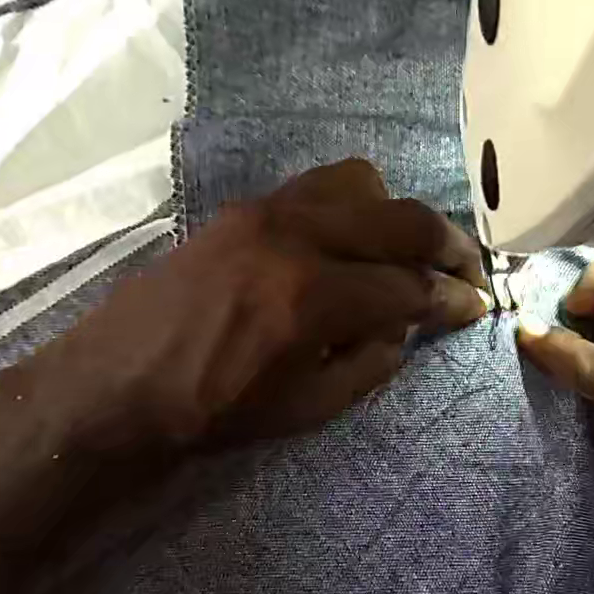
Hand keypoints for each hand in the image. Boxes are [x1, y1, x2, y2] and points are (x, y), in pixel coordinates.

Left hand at [28, 158, 488, 451]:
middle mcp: (297, 237)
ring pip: (361, 182)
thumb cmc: (217, 410)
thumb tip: (406, 324)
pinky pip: (318, 186)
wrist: (116, 385)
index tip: (478, 306)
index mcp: (315, 298)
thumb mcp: (313, 406)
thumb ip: (375, 361)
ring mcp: (266, 211)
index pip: (412, 286)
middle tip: (468, 270)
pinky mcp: (243, 208)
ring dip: (398, 214)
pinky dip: (354, 206)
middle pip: (402, 219)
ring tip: (406, 249)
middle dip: (449, 245)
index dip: (454, 299)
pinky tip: (352, 240)